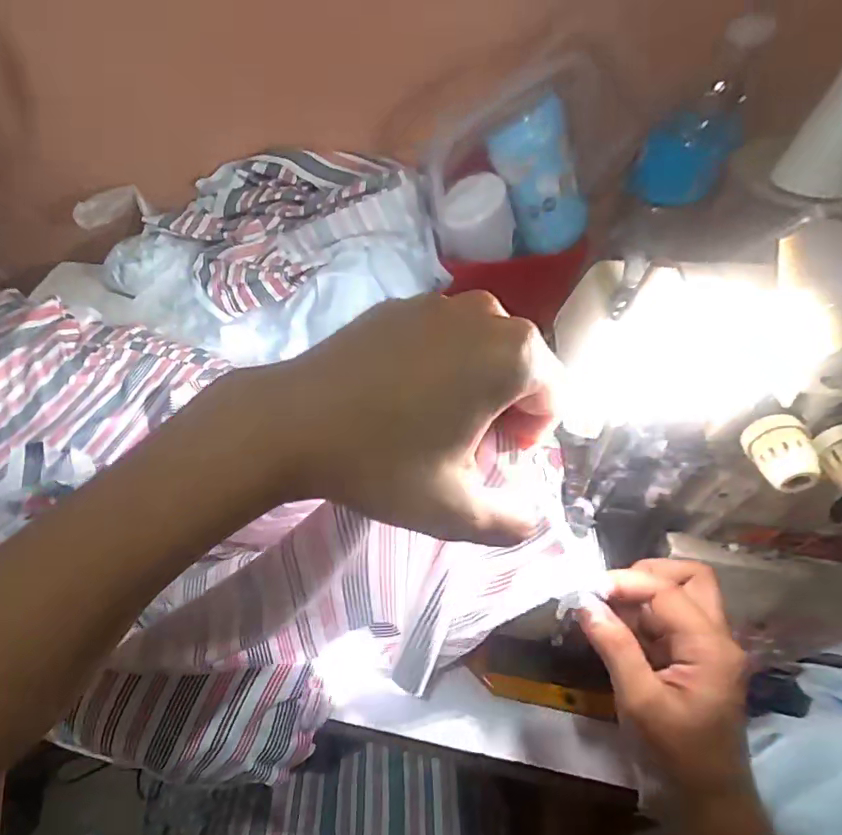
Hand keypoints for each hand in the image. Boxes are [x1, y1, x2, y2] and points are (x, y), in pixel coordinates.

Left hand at [248, 291, 564, 545]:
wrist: (289, 423)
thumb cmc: (381, 465)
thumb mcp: (452, 510)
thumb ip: (508, 523)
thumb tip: (532, 524)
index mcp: (514, 354)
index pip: (552, 397)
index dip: (528, 439)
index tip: (484, 463)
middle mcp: (484, 313)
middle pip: (517, 370)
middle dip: (499, 411)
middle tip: (454, 450)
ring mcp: (433, 303)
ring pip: (476, 351)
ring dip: (467, 388)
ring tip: (423, 425)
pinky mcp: (392, 307)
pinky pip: (435, 339)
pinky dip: (431, 367)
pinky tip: (391, 400)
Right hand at [573, 560, 752, 802]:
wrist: (705, 796)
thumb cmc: (674, 752)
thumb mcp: (638, 700)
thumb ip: (615, 646)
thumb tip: (585, 604)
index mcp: (710, 646)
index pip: (667, 591)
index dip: (624, 583)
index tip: (584, 591)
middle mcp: (717, 638)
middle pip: (690, 579)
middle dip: (644, 574)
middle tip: (603, 591)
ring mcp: (707, 648)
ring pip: (681, 596)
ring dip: (640, 594)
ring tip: (601, 608)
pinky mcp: (693, 660)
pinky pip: (669, 621)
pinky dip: (640, 616)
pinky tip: (611, 628)